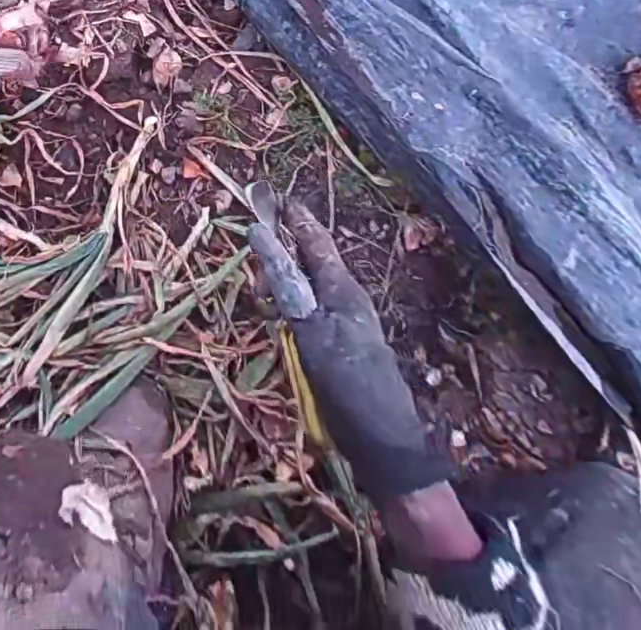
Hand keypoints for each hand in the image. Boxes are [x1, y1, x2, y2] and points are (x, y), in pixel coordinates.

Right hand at [282, 201, 452, 501]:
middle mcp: (346, 297)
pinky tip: (278, 312)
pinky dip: (289, 300)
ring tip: (259, 284)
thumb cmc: (348, 385)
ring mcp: (346, 320)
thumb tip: (260, 234)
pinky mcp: (341, 342)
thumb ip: (286, 283)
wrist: (386, 445)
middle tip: (255, 241)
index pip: (314, 239)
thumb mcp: (311, 330)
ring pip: (309, 283)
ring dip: (283, 274)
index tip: (270, 195)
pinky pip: (310, 306)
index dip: (293, 216)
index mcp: (342, 288)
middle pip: (310, 259)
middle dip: (283, 245)